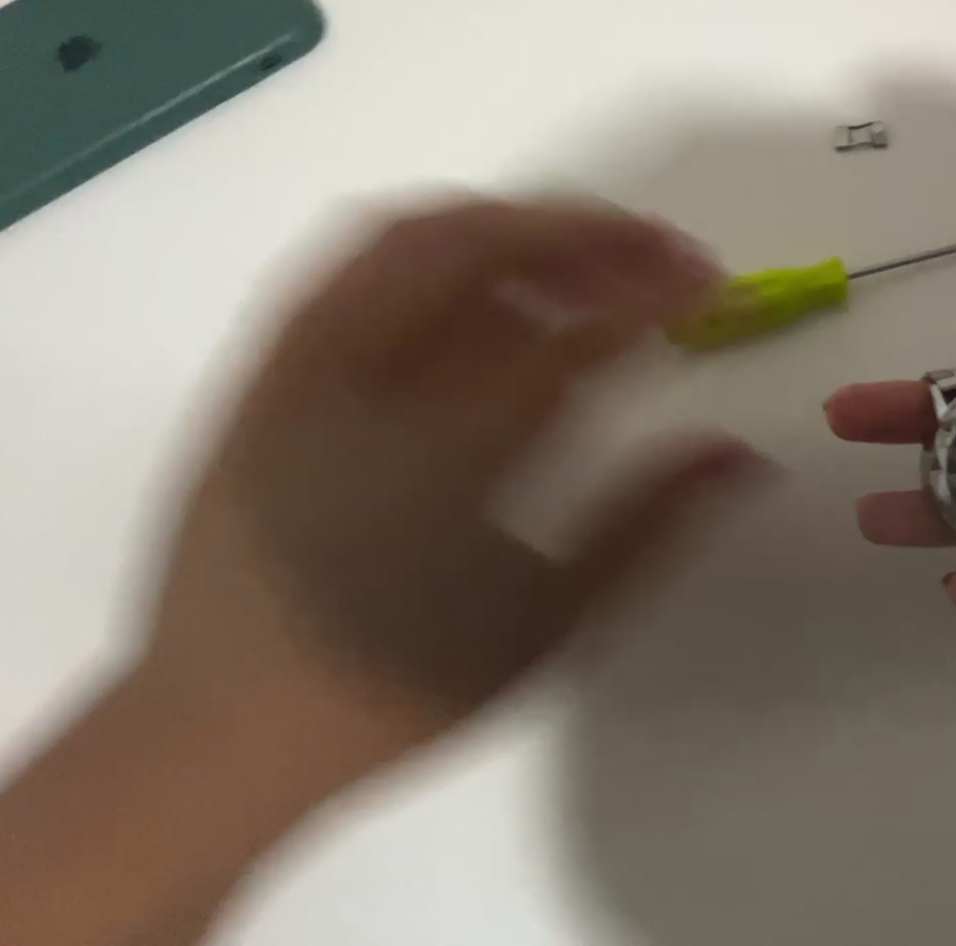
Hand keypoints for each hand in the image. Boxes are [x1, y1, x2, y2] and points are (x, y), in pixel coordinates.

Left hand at [142, 199, 765, 754]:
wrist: (215, 732)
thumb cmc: (401, 687)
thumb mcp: (552, 623)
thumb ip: (653, 524)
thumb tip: (740, 452)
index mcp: (444, 465)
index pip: (571, 341)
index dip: (653, 300)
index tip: (710, 284)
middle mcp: (359, 393)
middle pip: (485, 253)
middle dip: (590, 234)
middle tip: (662, 247)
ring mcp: (296, 371)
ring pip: (413, 238)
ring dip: (519, 224)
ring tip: (589, 249)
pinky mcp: (260, 372)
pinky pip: (354, 263)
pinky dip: (440, 240)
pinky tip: (492, 268)